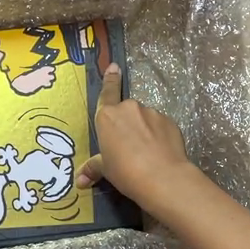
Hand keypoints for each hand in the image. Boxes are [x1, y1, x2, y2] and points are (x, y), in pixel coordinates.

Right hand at [75, 64, 202, 216]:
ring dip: (143, 131)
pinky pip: (159, 127)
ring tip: (146, 153)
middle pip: (126, 112)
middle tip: (128, 147)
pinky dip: (158, 136)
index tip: (114, 67)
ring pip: (144, 119)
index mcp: (108, 116)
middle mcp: (129, 109)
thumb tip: (79, 181)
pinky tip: (159, 153)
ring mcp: (152, 113)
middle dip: (127, 125)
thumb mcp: (106, 170)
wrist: (162, 178)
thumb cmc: (125, 172)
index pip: (107, 92)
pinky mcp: (170, 122)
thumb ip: (93, 169)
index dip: (110, 79)